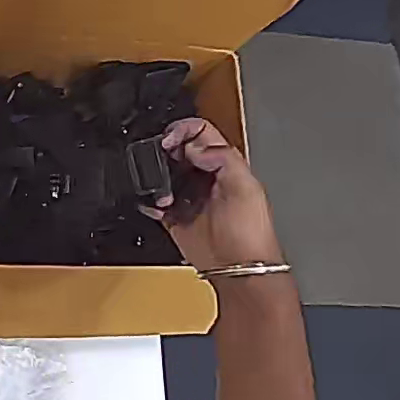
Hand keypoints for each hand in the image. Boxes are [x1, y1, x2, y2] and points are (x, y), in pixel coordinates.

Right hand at [144, 118, 282, 272]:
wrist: (238, 269)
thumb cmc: (249, 233)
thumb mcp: (244, 186)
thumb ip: (222, 158)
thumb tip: (194, 148)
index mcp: (225, 164)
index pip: (201, 133)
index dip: (183, 131)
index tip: (170, 142)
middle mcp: (206, 178)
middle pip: (179, 150)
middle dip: (165, 151)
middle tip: (160, 159)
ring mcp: (190, 198)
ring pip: (164, 175)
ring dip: (156, 178)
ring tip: (161, 192)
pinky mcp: (176, 218)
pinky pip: (156, 204)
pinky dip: (149, 202)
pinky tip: (154, 205)